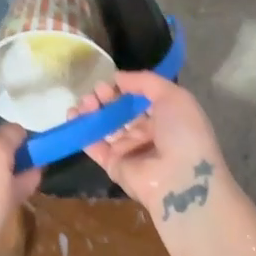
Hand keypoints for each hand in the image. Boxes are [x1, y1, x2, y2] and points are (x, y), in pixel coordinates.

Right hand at [69, 72, 224, 214]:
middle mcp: (148, 133)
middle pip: (120, 111)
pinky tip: (73, 115)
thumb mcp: (173, 96)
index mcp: (166, 117)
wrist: (180, 178)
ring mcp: (129, 150)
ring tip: (85, 102)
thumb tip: (117, 77)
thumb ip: (144, 82)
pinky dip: (81, 129)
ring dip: (92, 110)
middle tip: (97, 91)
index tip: (111, 80)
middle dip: (106, 97)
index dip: (124, 88)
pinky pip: (93, 144)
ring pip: (105, 126)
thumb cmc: (182, 132)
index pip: (140, 99)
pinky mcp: (112, 165)